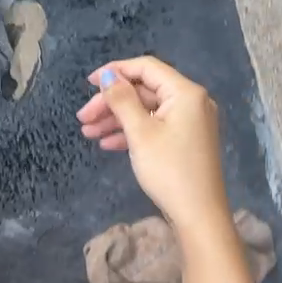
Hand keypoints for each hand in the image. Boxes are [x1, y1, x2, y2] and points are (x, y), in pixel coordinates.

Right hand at [76, 56, 230, 235]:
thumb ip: (122, 100)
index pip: (146, 68)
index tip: (88, 84)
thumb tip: (109, 75)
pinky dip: (132, 132)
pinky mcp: (185, 140)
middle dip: (111, 102)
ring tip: (88, 133)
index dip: (115, 72)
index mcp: (185, 92)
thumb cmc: (169, 170)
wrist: (198, 214)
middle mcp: (191, 101)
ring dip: (116, 119)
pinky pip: (155, 126)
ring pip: (147, 110)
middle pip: (144, 90)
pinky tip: (108, 144)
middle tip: (83, 118)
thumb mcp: (140, 133)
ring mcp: (190, 122)